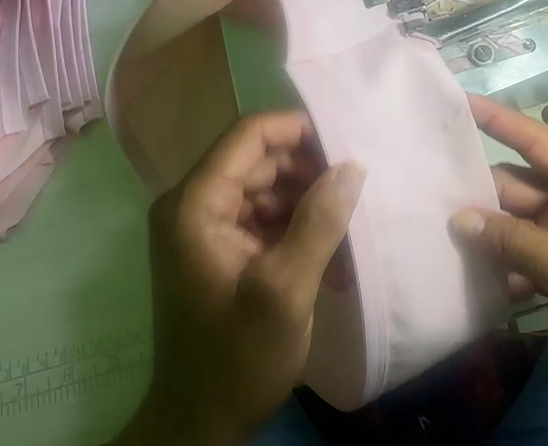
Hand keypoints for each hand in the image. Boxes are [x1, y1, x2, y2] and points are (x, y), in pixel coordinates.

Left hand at [117, 111, 364, 445]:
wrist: (198, 425)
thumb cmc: (236, 359)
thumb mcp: (285, 291)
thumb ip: (317, 223)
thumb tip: (351, 166)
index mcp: (195, 204)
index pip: (248, 136)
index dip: (297, 130)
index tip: (344, 145)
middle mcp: (192, 205)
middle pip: (258, 162)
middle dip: (309, 175)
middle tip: (355, 196)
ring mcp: (203, 228)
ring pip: (265, 190)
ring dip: (307, 208)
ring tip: (348, 237)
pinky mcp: (216, 251)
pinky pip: (260, 220)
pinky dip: (294, 232)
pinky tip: (330, 260)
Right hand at [450, 94, 547, 444]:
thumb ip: (516, 242)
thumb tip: (460, 217)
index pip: (545, 143)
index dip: (502, 121)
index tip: (461, 99)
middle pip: (523, 181)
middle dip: (483, 187)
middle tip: (430, 182)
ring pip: (516, 217)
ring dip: (486, 228)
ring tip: (437, 225)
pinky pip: (519, 250)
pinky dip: (498, 259)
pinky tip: (467, 270)